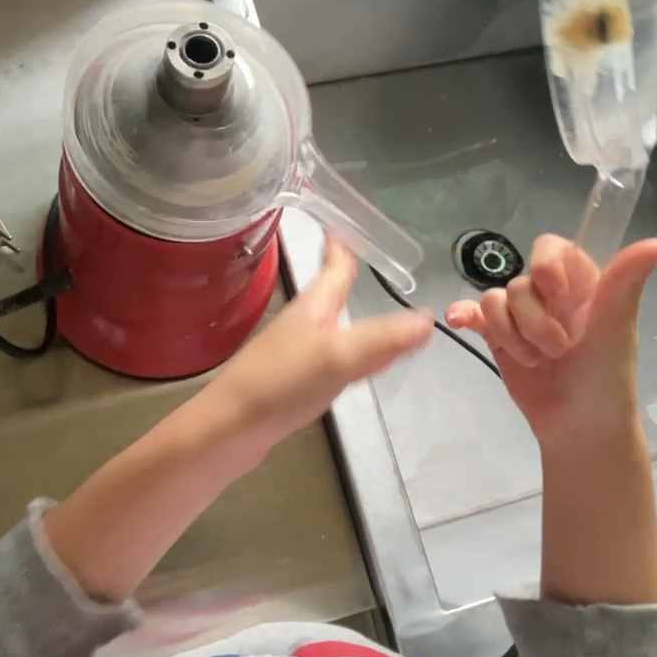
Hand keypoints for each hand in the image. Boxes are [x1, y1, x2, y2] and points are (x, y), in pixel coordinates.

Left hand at [203, 237, 433, 448]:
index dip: (340, 250)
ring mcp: (293, 354)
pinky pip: (328, 361)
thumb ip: (382, 340)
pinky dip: (349, 359)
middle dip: (347, 284)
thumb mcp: (339, 358)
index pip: (333, 270)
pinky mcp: (291, 383)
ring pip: (331, 331)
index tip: (342, 229)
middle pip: (331, 298)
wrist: (230, 428)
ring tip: (376, 325)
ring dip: (352, 324)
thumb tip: (427, 319)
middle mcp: (303, 325)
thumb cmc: (281, 383)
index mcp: (314, 308)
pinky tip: (356, 373)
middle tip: (363, 270)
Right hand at [446, 235, 656, 445]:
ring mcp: (520, 318)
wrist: (579, 430)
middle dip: (532, 319)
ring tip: (534, 361)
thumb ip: (626, 283)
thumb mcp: (616, 329)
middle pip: (519, 283)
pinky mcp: (497, 337)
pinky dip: (463, 315)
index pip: (552, 248)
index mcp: (582, 286)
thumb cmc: (606, 380)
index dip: (545, 265)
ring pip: (494, 300)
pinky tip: (457, 323)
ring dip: (510, 333)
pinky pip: (472, 314)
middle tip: (558, 350)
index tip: (554, 292)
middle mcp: (549, 297)